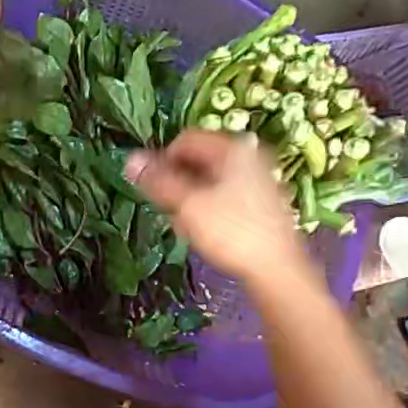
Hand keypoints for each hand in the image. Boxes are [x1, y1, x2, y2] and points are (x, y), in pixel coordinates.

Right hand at [126, 131, 317, 287]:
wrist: (277, 268)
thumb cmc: (231, 232)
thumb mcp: (187, 205)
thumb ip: (158, 181)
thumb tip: (130, 159)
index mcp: (232, 149)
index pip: (186, 139)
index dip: (163, 160)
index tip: (155, 188)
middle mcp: (249, 156)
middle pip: (200, 161)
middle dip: (179, 185)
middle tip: (172, 212)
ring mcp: (260, 180)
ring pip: (212, 182)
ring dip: (193, 201)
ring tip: (190, 228)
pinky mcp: (264, 204)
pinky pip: (228, 197)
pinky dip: (212, 211)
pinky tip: (210, 234)